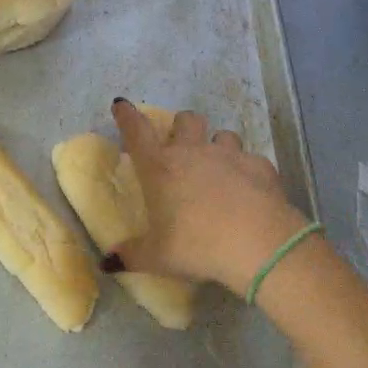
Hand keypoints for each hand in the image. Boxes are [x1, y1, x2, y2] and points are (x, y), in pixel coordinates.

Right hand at [110, 98, 309, 296]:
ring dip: (218, 146)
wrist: (258, 244)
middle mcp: (192, 153)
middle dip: (182, 126)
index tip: (122, 105)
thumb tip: (108, 262)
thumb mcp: (158, 258)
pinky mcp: (259, 166)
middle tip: (182, 146)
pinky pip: (251, 160)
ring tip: (220, 169)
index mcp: (160, 168)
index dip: (127, 115)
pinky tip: (250, 191)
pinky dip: (248, 171)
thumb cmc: (198, 247)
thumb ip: (131, 255)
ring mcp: (229, 155)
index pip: (136, 131)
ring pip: (222, 135)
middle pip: (185, 120)